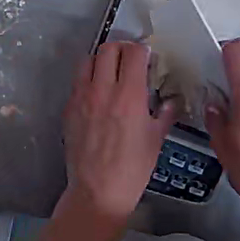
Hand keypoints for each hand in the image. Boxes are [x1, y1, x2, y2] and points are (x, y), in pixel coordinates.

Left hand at [60, 41, 176, 221]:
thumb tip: (170, 101)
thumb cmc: (132, 169)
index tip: (147, 57)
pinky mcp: (69, 109)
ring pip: (88, 60)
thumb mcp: (157, 139)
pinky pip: (77, 83)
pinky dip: (88, 80)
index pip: (134, 53)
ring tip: (110, 71)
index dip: (143, 50)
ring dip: (101, 60)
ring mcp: (82, 99)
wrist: (98, 192)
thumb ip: (165, 113)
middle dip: (122, 48)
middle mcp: (103, 91)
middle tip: (130, 58)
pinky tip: (97, 94)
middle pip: (109, 49)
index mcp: (129, 96)